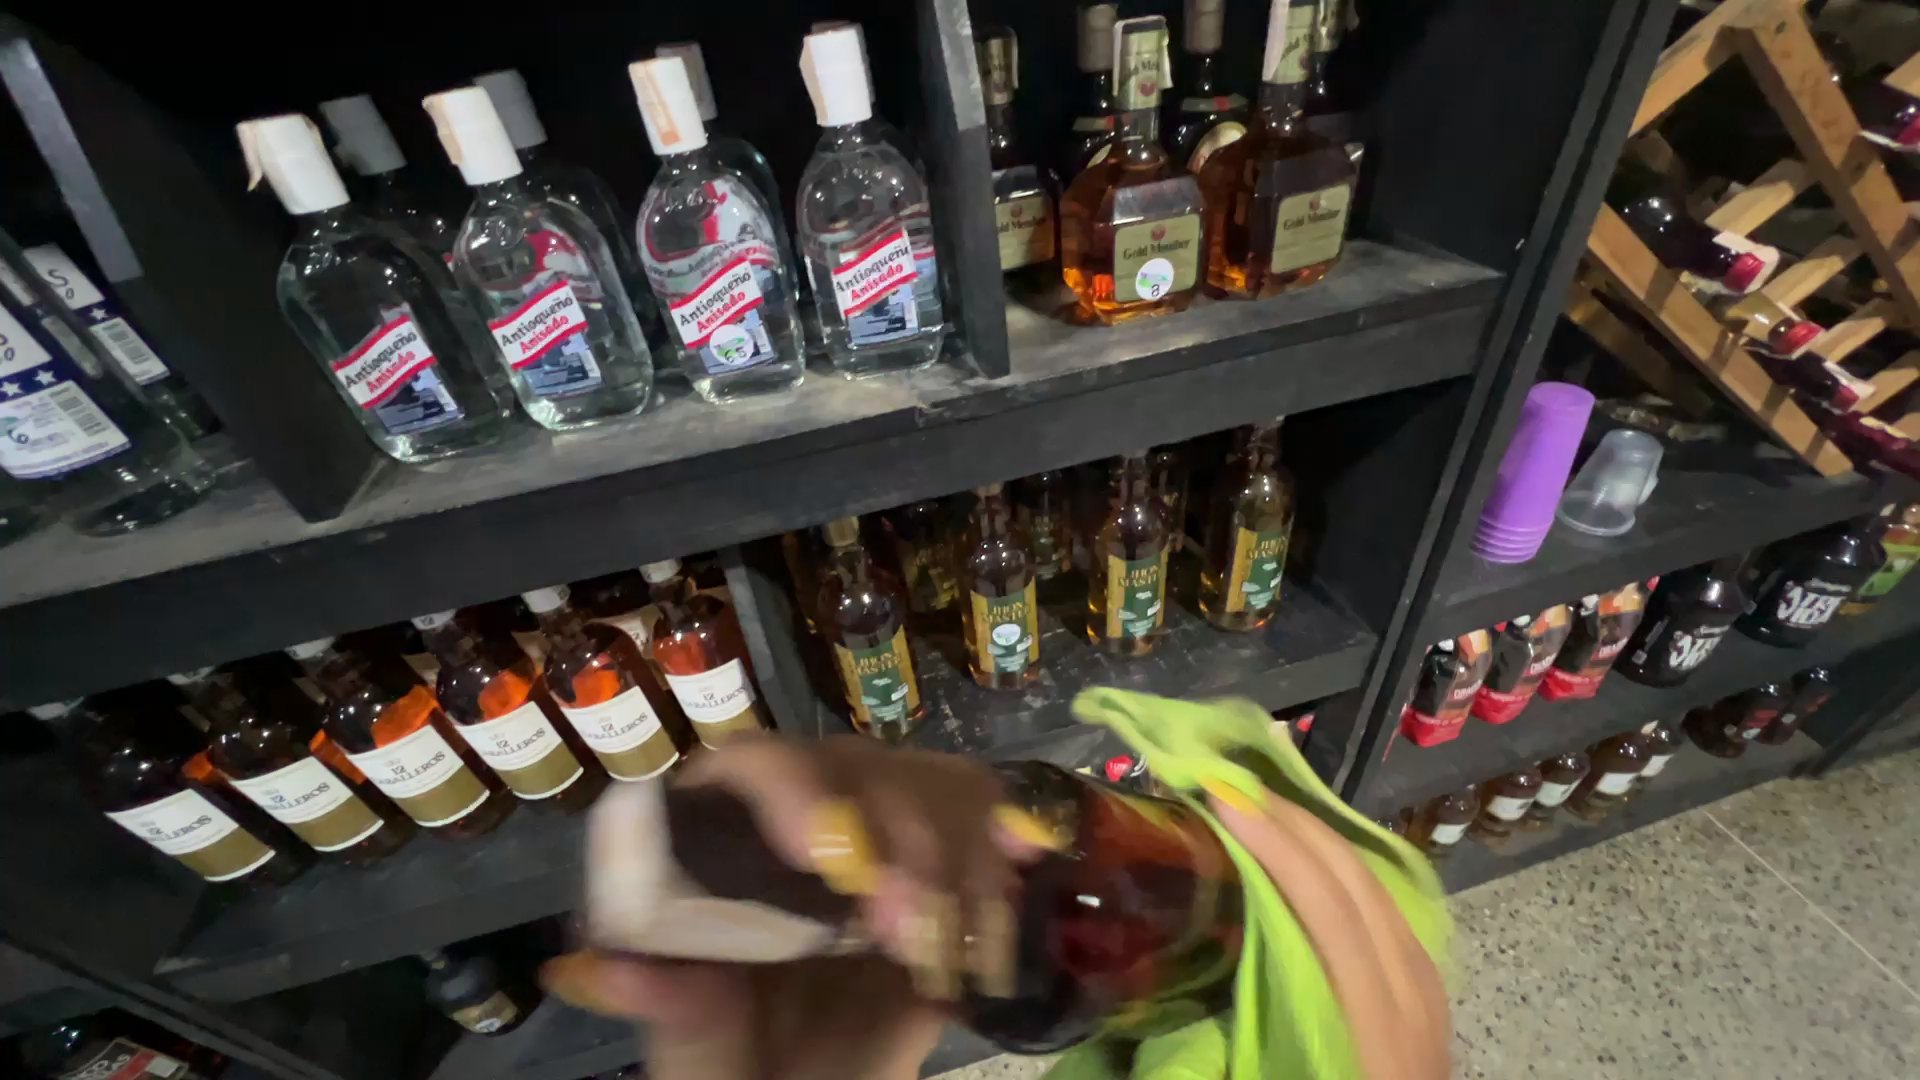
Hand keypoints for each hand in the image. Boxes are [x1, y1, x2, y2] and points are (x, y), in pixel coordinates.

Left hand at [545, 735, 1052, 1079]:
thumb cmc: (756, 1069)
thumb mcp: (709, 1065)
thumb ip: (678, 1014)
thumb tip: (601, 963)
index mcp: (729, 840)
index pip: (747, 765)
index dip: (788, 788)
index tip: (830, 853)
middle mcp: (806, 810)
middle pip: (856, 764)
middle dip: (897, 834)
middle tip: (908, 927)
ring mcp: (881, 823)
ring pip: (929, 779)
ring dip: (954, 850)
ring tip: (946, 941)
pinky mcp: (945, 850)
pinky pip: (982, 811)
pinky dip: (1002, 839)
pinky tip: (1017, 871)